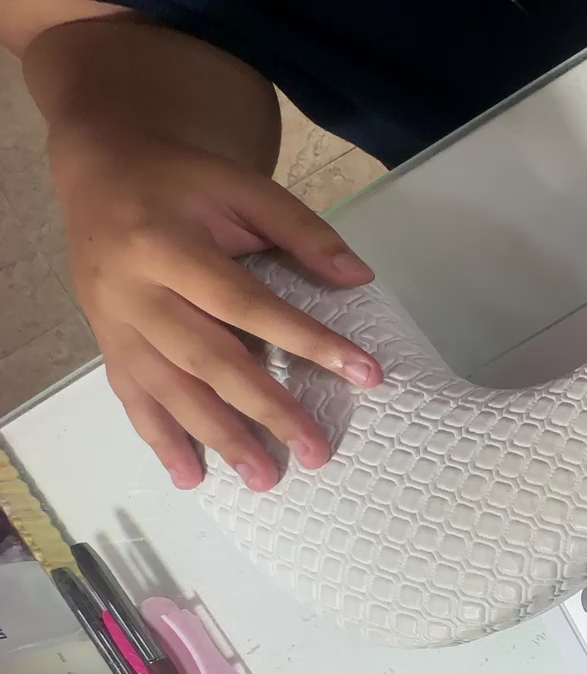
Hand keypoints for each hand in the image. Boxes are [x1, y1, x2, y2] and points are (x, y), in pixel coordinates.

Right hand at [56, 135, 382, 489]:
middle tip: (317, 452)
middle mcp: (131, 291)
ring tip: (267, 480)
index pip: (249, 306)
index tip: (369, 375)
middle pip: (207, 360)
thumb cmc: (191, 184)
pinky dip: (160, 439)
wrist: (104, 166)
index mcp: (165, 247)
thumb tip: (360, 277)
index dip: (310, 342)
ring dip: (217, 438)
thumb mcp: (248, 189)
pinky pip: (133, 396)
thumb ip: (304, 233)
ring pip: (168, 389)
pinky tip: (192, 477)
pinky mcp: (108, 340)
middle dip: (265, 410)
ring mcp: (113, 321)